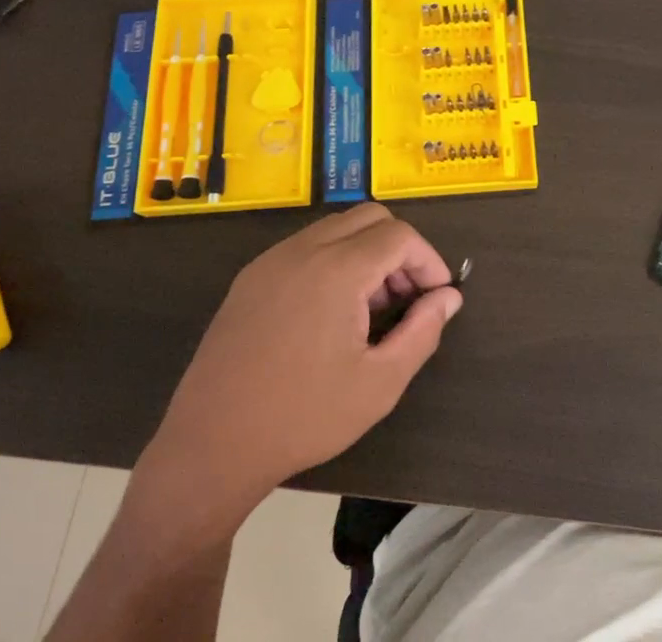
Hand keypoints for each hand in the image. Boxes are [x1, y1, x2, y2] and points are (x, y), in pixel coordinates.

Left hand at [141, 204, 462, 497]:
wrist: (213, 443)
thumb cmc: (304, 416)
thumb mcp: (380, 382)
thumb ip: (422, 331)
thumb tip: (448, 297)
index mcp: (336, 271)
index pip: (399, 235)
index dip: (428, 261)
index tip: (436, 298)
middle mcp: (301, 251)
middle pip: (368, 218)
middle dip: (399, 250)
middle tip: (407, 300)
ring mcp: (269, 262)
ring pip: (334, 229)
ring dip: (365, 253)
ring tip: (372, 310)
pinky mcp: (248, 280)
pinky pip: (303, 248)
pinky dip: (332, 261)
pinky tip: (331, 314)